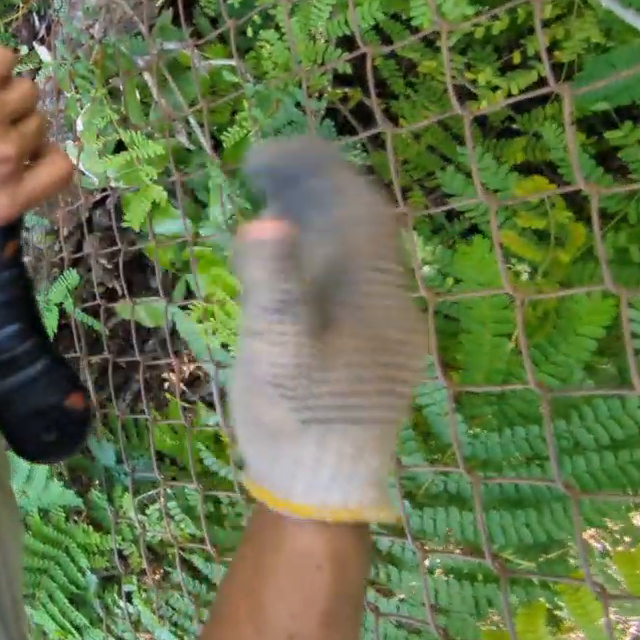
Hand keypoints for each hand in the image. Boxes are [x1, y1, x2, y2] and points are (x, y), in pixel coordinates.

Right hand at [229, 137, 425, 524]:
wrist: (317, 488)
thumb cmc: (297, 422)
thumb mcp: (278, 352)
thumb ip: (274, 285)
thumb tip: (266, 220)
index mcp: (375, 298)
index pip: (358, 211)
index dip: (317, 170)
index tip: (266, 151)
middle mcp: (384, 301)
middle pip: (356, 222)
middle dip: (310, 183)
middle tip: (256, 164)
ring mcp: (371, 320)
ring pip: (346, 247)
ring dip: (308, 211)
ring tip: (261, 189)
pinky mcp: (354, 337)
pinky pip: (335, 273)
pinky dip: (306, 246)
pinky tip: (276, 243)